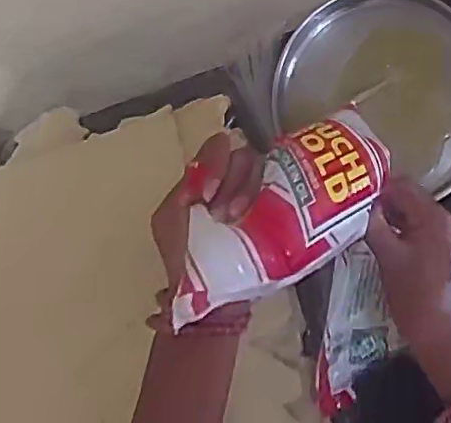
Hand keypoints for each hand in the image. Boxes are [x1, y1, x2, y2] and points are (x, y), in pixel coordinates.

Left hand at [148, 132, 259, 330]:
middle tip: (224, 214)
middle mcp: (235, 178)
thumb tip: (212, 159)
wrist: (211, 304)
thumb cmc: (183, 260)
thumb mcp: (169, 219)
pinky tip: (258, 218)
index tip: (208, 192)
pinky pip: (282, 186)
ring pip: (263, 168)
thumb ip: (185, 185)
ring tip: (235, 220)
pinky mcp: (278, 207)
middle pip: (243, 154)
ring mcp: (259, 191)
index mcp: (207, 176)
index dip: (216, 161)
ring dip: (247, 191)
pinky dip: (271, 196)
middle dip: (233, 181)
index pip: (219, 145)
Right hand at [363, 179, 450, 347]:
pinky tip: (380, 233)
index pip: (402, 185)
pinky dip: (400, 225)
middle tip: (358, 205)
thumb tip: (362, 202)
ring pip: (411, 210)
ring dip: (390, 213)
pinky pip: (416, 224)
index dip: (379, 186)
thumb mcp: (386, 255)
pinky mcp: (438, 244)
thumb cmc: (410, 292)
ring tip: (365, 218)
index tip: (357, 191)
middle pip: (408, 196)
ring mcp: (442, 231)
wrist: (433, 329)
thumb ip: (374, 223)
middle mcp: (442, 217)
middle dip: (384, 199)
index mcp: (432, 215)